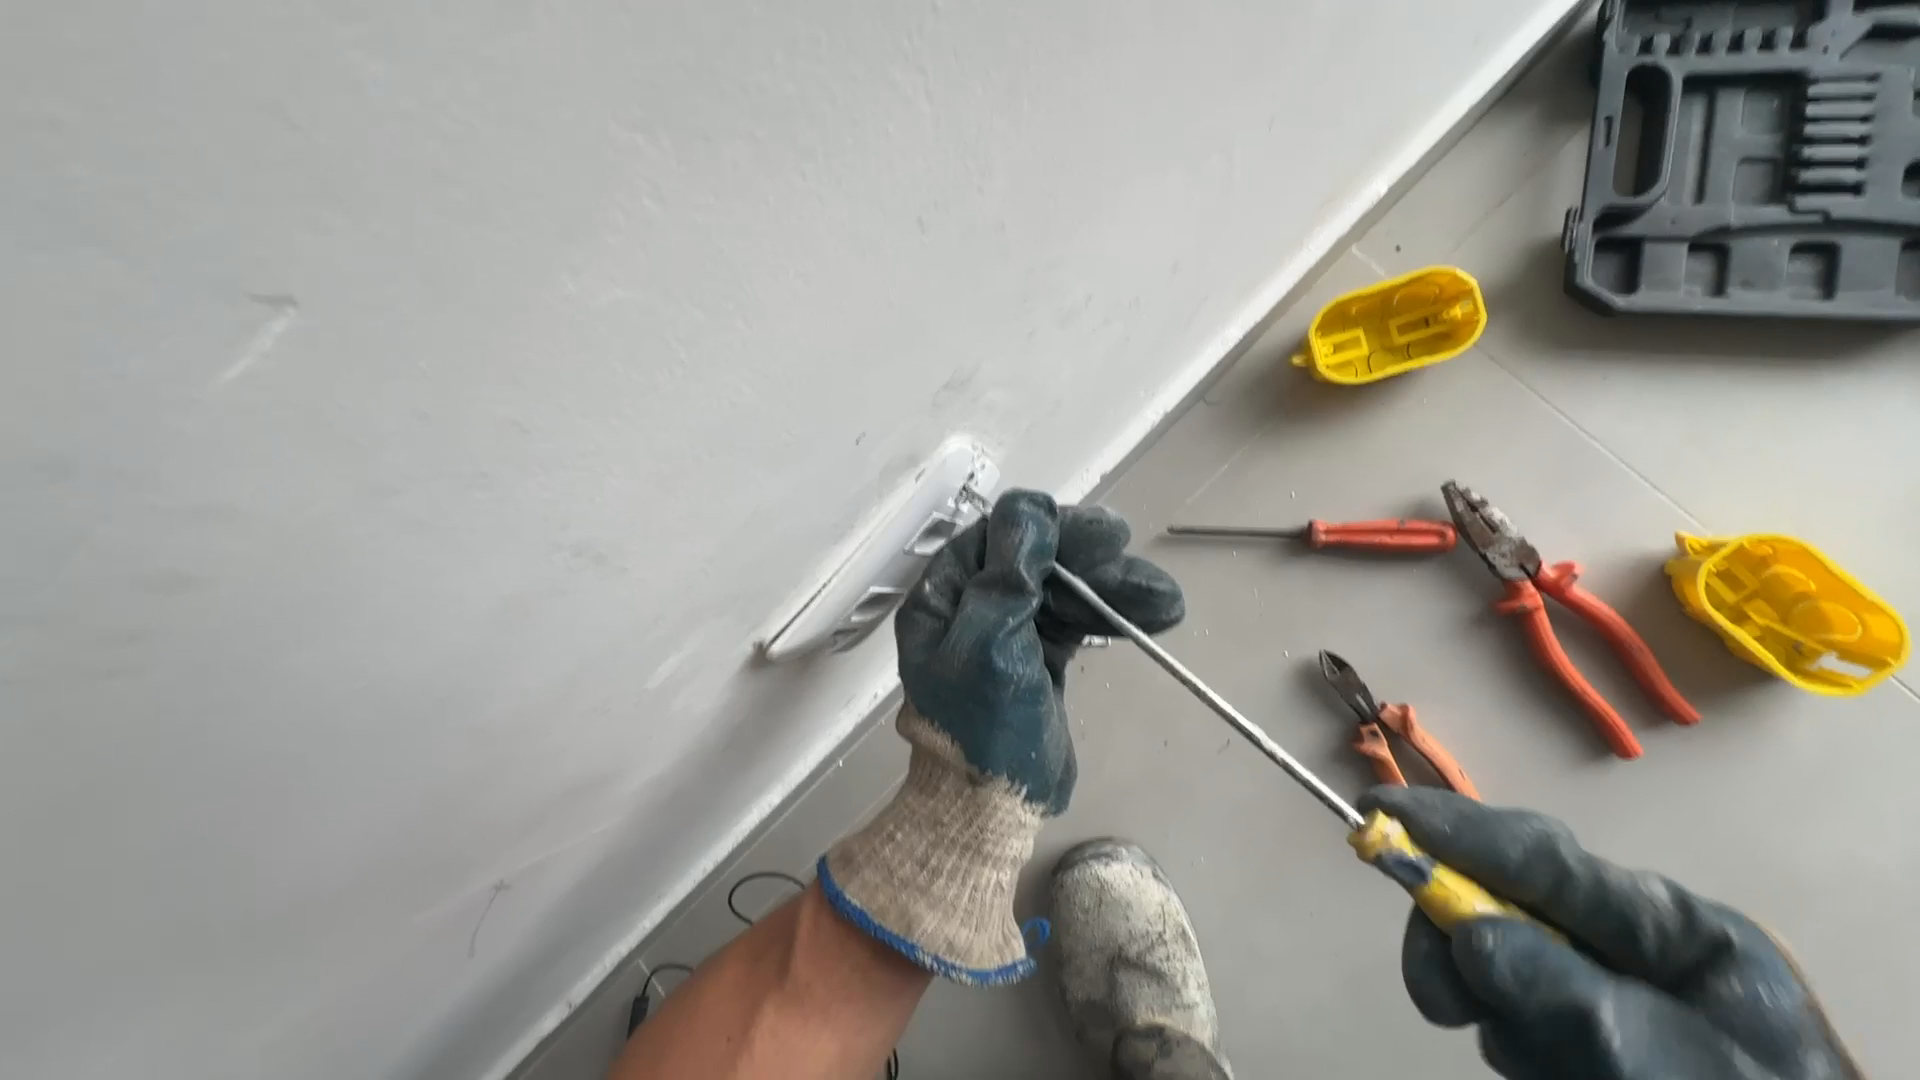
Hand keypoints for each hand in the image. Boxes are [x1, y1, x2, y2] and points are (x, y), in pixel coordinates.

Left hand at [895, 489, 1183, 813]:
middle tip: (1132, 557)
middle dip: (1088, 560)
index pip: (997, 538)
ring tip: (1166, 600)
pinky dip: (1110, 614)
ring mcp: (1008, 627)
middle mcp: (973, 603)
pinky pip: (1076, 618)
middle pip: (1037, 559)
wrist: (992, 808)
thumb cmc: (982, 730)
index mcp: (945, 597)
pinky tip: (1154, 613)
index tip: (1097, 538)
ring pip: (1064, 587)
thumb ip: (1007, 577)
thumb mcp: (989, 648)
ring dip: (1113, 588)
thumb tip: (1029, 509)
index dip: (1047, 530)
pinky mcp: (1039, 653)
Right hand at [1362, 786, 1861, 1079]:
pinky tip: (1545, 1071)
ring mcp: (1610, 991)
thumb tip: (1466, 934)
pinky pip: (1512, 1007)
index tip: (1377, 809)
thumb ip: (1564, 994)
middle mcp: (1638, 948)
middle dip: (1459, 934)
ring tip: (1527, 1064)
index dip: (1455, 828)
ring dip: (1484, 998)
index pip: (1544, 857)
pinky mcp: (1583, 1029)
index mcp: (1680, 932)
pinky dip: (1510, 1035)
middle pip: (1508, 899)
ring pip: (1499, 955)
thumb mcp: (1663, 1066)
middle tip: (1434, 1000)